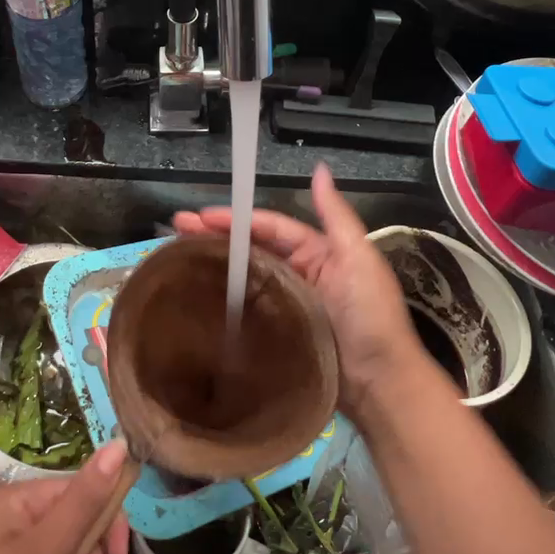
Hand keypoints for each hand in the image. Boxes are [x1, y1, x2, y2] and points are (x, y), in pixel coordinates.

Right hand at [173, 163, 424, 410]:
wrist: (381, 386)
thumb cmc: (371, 316)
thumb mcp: (359, 258)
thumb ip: (336, 215)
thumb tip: (320, 168)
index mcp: (317, 252)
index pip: (268, 227)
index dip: (235, 219)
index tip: (198, 216)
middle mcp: (298, 274)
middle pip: (249, 250)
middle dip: (213, 237)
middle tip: (173, 232)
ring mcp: (286, 307)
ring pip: (243, 279)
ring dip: (212, 266)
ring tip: (175, 261)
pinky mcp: (277, 337)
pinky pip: (245, 312)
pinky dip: (221, 302)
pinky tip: (195, 300)